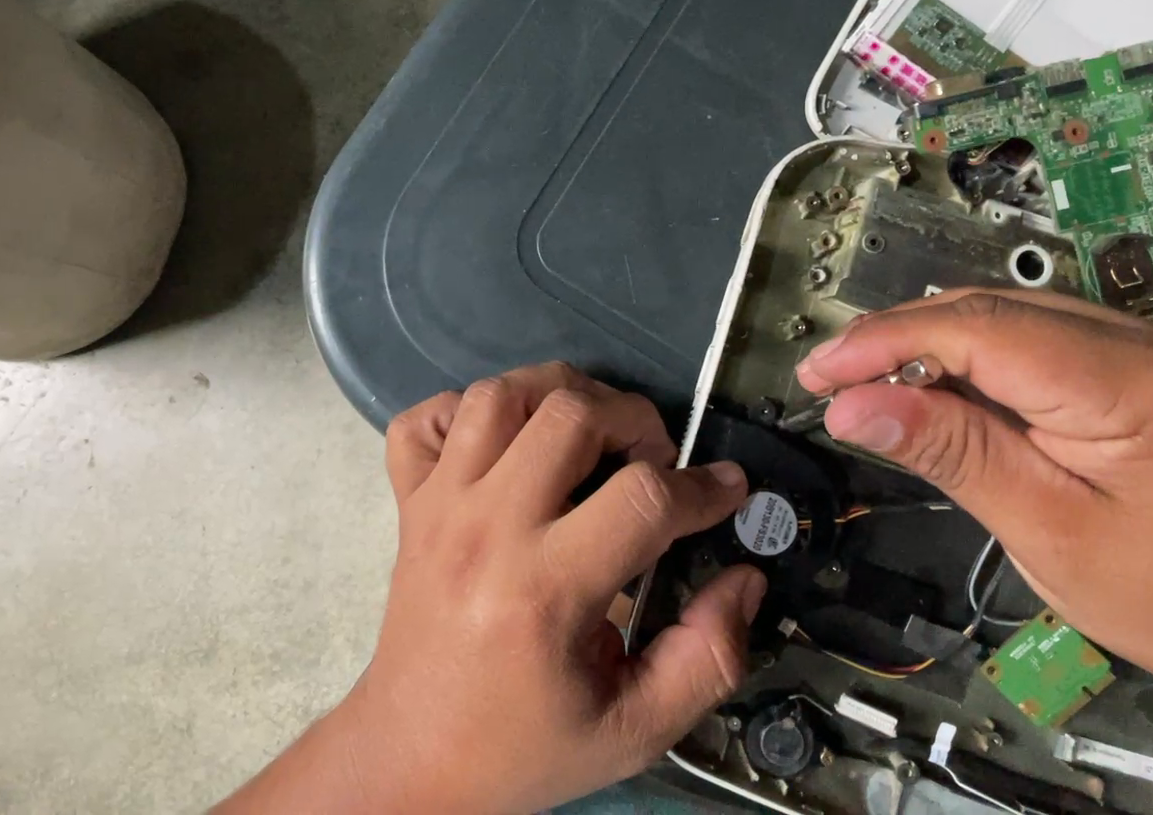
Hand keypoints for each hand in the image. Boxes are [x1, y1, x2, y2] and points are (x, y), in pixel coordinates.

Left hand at [221, 363, 763, 814]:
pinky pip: (424, 418)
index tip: (728, 490)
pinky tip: (502, 444)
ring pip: (497, 395)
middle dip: (634, 420)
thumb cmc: (523, 747)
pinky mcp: (406, 501)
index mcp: (545, 590)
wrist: (410, 758)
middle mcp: (486, 528)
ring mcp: (437, 505)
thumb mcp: (633, 731)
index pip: (642, 498)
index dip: (703, 486)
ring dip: (556, 396)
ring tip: (587, 435)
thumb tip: (746, 576)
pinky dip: (465, 411)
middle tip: (654, 460)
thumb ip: (706, 658)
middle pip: (569, 414)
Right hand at [795, 290, 1152, 702]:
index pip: (988, 331)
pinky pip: (1048, 335)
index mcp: (1152, 388)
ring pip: (1018, 315)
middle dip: (902, 338)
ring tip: (872, 384)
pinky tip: (943, 386)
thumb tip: (850, 406)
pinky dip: (981, 357)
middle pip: (1000, 311)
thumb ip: (951, 453)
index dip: (889, 341)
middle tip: (832, 378)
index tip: (818, 371)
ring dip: (935, 344)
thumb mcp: (1045, 532)